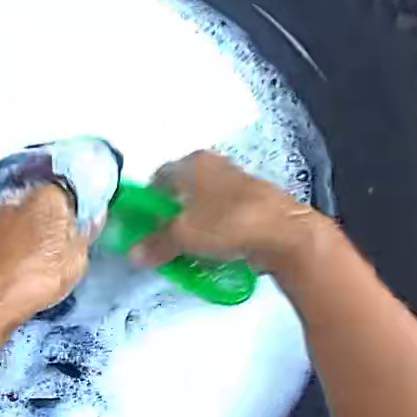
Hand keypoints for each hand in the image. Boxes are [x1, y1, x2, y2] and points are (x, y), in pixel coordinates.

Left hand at [0, 184, 89, 329]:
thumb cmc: (37, 278)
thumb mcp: (76, 261)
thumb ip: (86, 234)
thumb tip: (92, 218)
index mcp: (50, 194)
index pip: (70, 196)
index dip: (75, 216)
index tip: (77, 235)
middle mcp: (21, 195)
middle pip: (42, 206)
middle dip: (50, 223)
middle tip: (56, 252)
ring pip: (21, 220)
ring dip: (28, 234)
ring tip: (33, 263)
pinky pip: (4, 236)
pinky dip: (10, 246)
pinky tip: (14, 267)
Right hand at [129, 152, 333, 280]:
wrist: (284, 234)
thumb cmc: (226, 224)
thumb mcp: (181, 236)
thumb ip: (154, 244)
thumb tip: (133, 254)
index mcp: (193, 162)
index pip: (156, 179)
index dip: (146, 204)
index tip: (142, 228)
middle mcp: (213, 165)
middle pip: (179, 193)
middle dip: (168, 218)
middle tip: (162, 243)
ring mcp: (235, 182)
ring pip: (200, 206)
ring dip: (190, 227)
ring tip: (185, 251)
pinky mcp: (251, 202)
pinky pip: (219, 217)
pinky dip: (211, 232)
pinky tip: (210, 250)